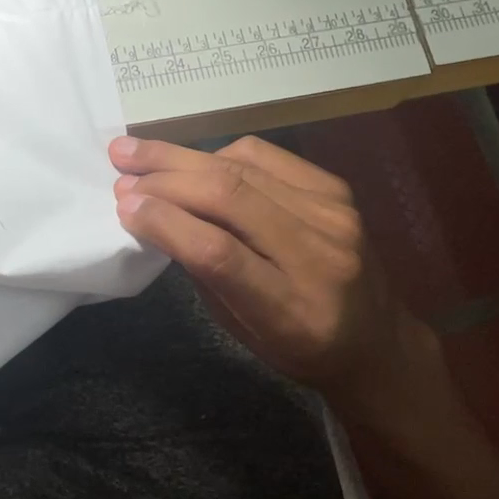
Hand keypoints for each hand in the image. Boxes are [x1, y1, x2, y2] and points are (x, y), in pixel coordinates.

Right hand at [109, 135, 431, 404]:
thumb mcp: (241, 327)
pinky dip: (217, 153)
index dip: (164, 221)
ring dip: (180, 156)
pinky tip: (193, 161)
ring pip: (240, 165)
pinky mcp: (334, 187)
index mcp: (293, 310)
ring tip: (139, 152)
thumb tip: (148, 210)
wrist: (379, 341)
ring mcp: (332, 214)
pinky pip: (261, 154)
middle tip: (119, 167)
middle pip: (228, 195)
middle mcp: (319, 254)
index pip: (218, 252)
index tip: (122, 205)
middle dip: (164, 177)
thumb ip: (200, 269)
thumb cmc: (298, 346)